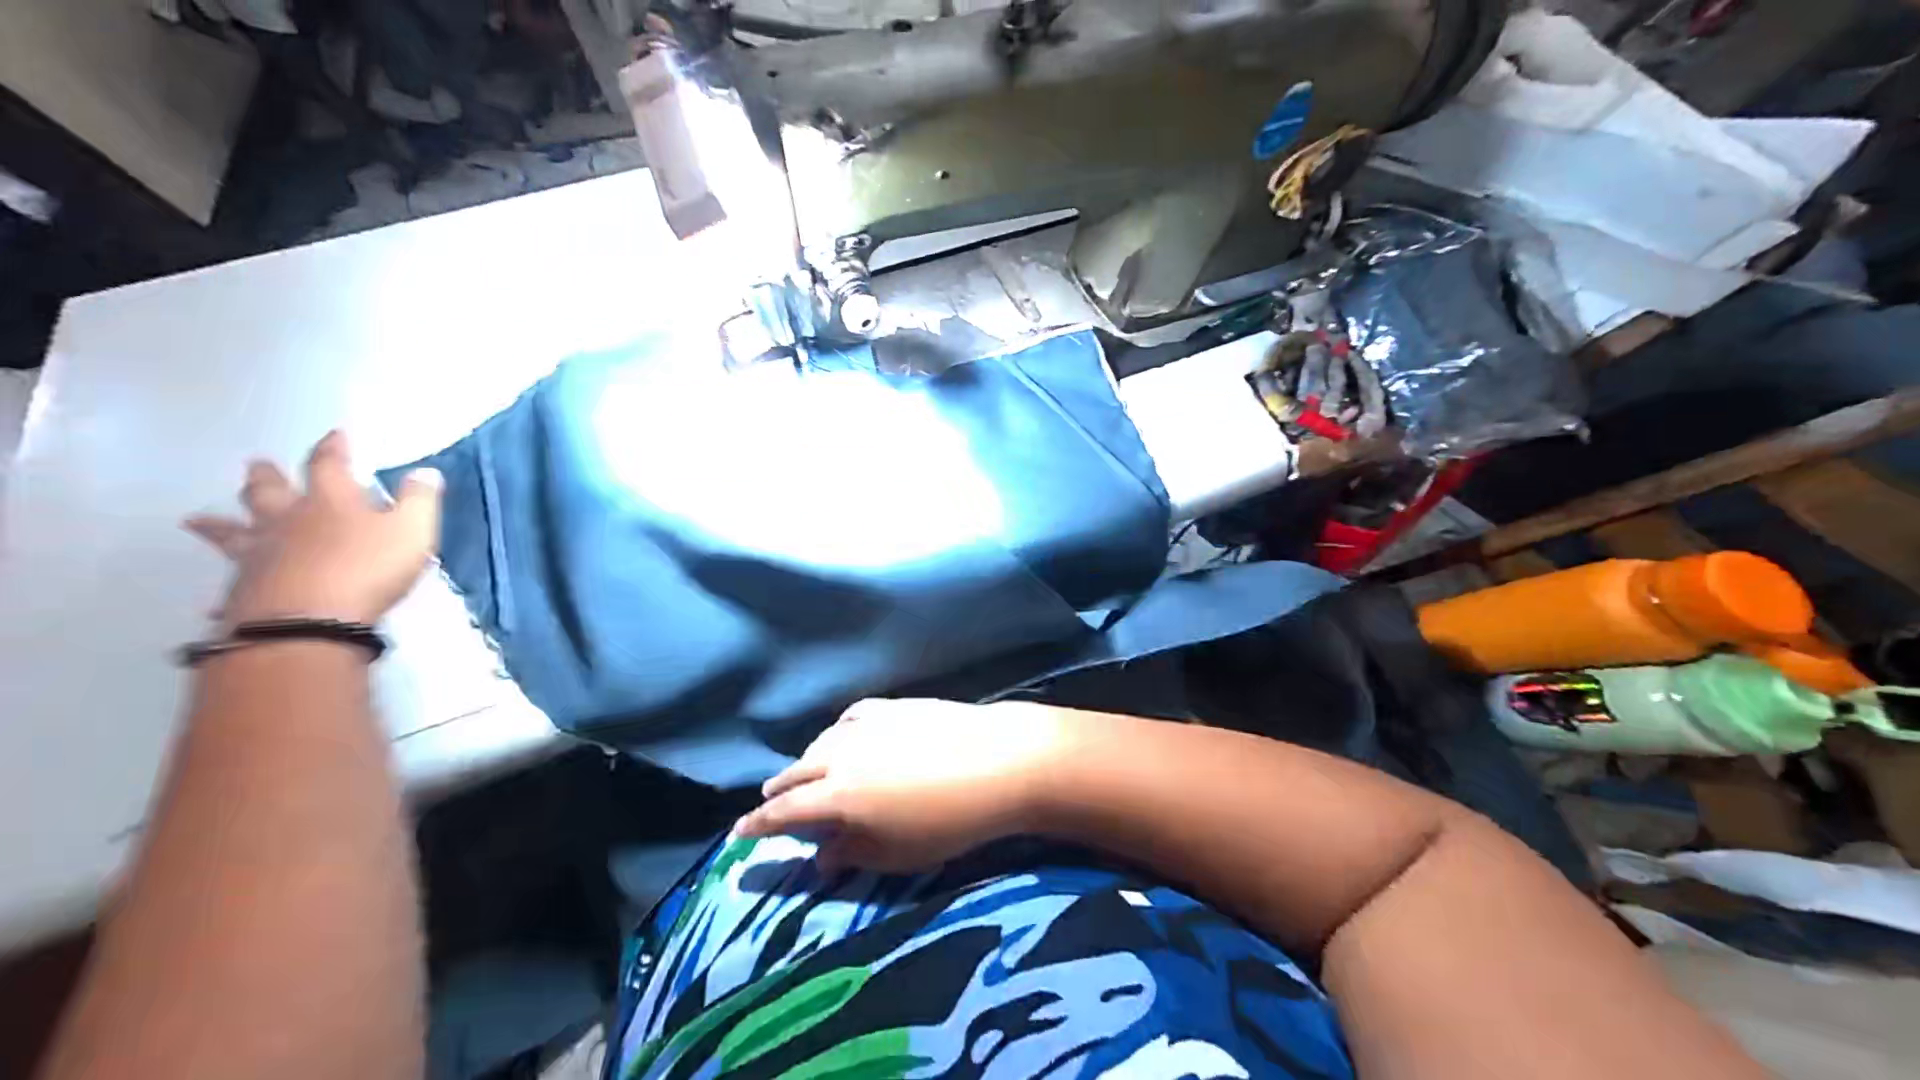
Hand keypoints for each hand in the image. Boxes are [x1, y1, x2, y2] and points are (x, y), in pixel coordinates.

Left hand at [184, 431, 442, 626]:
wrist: (308, 621)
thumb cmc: (368, 568)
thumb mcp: (413, 531)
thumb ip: (420, 501)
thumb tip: (425, 472)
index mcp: (330, 502)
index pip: (329, 465)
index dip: (333, 448)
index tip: (335, 434)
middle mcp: (286, 520)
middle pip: (268, 491)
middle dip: (266, 476)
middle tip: (257, 464)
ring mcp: (258, 554)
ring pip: (233, 532)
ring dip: (218, 524)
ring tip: (196, 520)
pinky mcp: (244, 588)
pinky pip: (232, 581)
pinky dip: (227, 584)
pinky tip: (212, 597)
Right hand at [733, 698, 1090, 872]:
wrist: (999, 760)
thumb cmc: (949, 819)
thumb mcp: (897, 853)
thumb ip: (852, 852)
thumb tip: (822, 855)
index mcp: (837, 795)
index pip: (783, 812)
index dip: (759, 825)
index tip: (740, 833)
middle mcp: (841, 754)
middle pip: (796, 772)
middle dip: (778, 791)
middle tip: (767, 803)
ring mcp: (867, 725)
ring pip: (821, 742)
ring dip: (807, 761)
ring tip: (805, 772)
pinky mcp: (892, 706)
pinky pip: (851, 718)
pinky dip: (838, 732)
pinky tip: (842, 735)